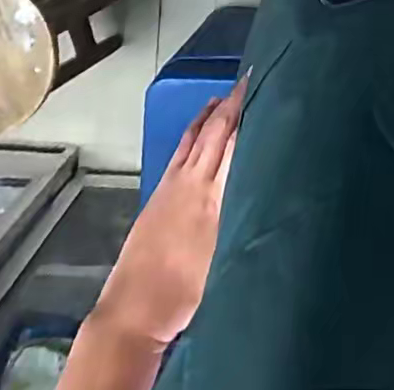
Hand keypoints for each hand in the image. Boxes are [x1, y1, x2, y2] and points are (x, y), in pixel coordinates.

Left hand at [90, 76, 244, 347]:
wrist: (134, 311)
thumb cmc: (185, 288)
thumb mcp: (223, 250)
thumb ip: (239, 208)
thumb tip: (259, 176)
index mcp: (209, 191)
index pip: (229, 139)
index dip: (241, 111)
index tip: (254, 86)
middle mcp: (189, 180)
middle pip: (211, 132)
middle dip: (229, 105)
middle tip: (246, 82)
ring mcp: (171, 186)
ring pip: (192, 138)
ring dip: (208, 115)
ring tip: (223, 98)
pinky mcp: (160, 195)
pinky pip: (181, 151)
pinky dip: (193, 133)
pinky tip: (197, 135)